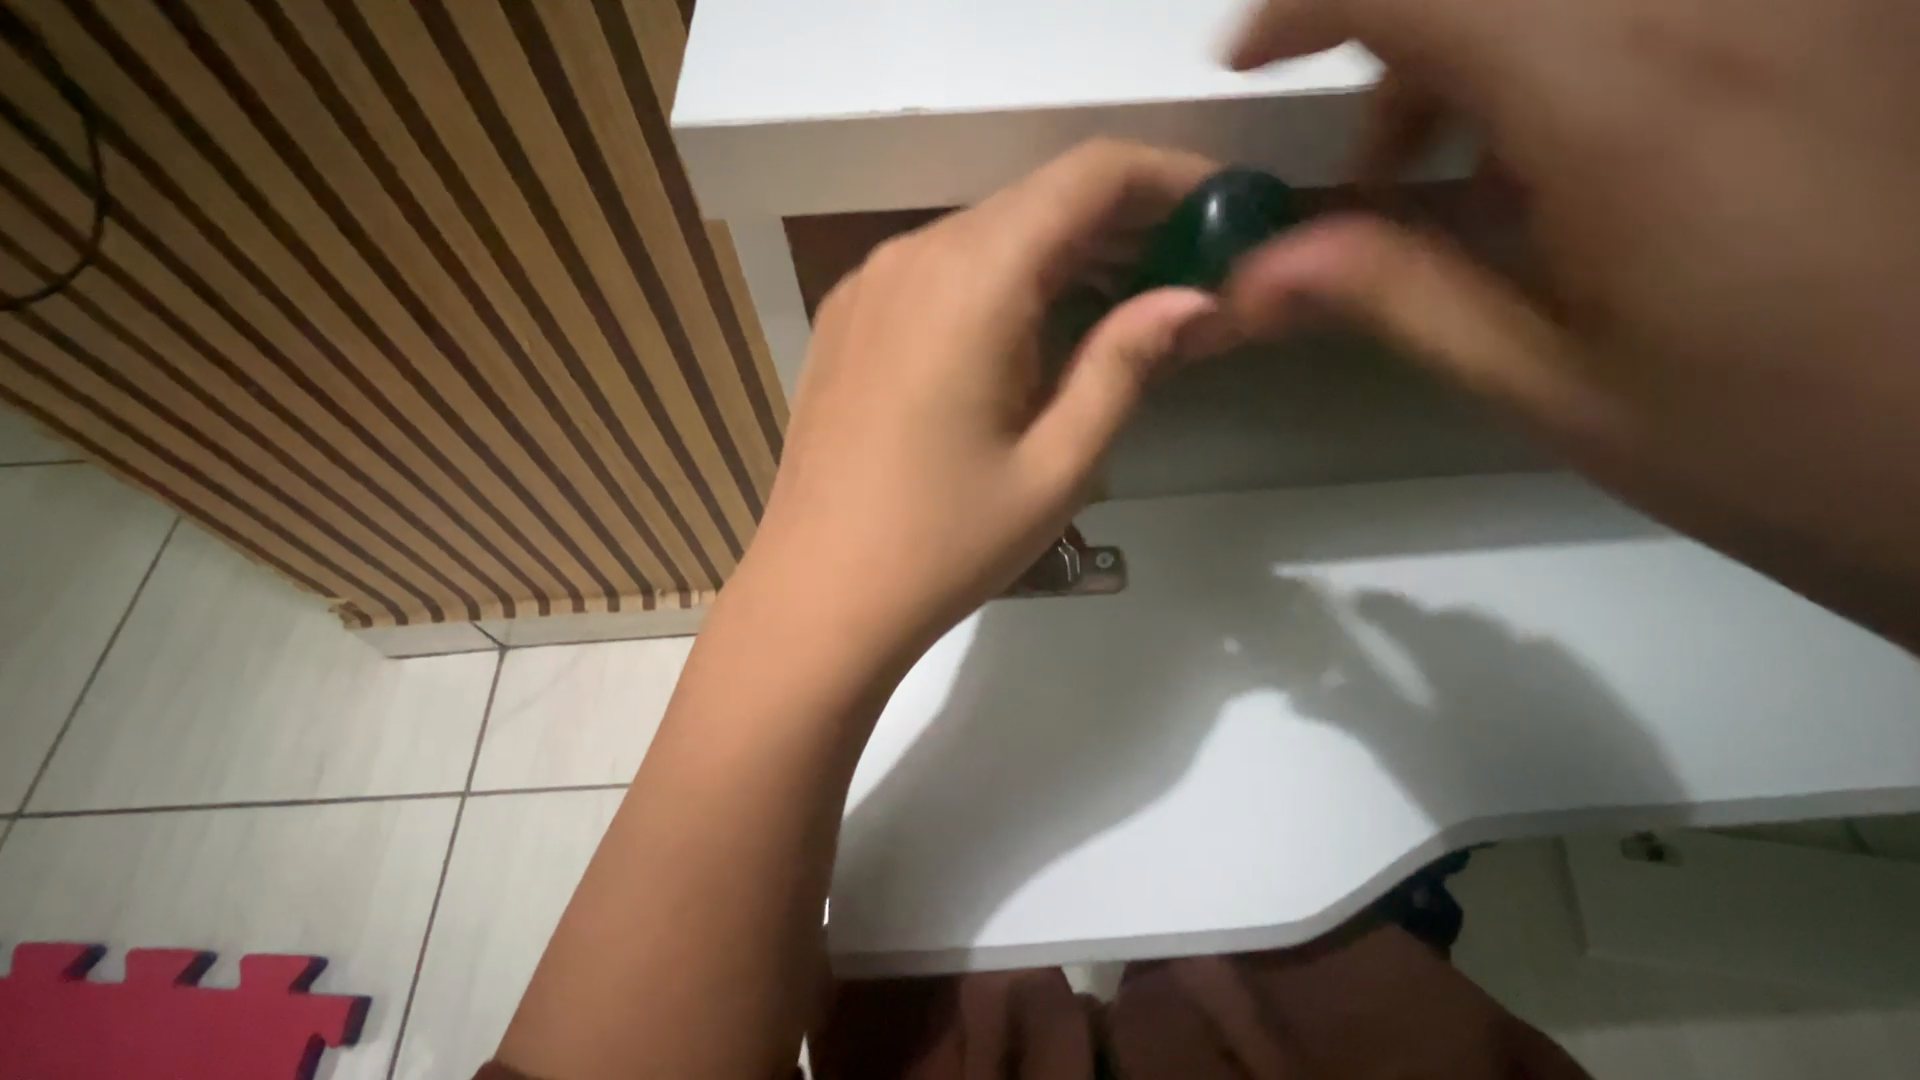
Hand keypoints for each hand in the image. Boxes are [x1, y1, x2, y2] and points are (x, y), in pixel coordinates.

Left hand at [738, 140, 1221, 664]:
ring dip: (1063, 255)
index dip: (1170, 177)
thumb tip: (1194, 298)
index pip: (1089, 175)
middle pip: (1038, 199)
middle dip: (1123, 222)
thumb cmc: (945, 546)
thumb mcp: (1057, 466)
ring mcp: (869, 283)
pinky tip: (1035, 335)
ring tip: (1126, 308)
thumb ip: (1127, 364)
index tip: (1226, 213)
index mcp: (972, 278)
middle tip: (1189, 274)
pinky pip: (942, 271)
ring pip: (989, 234)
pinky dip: (1003, 281)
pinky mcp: (848, 319)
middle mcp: (912, 254)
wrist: (817, 598)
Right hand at [1227, 0, 1919, 647]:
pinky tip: (1585, 155)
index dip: (1305, 3)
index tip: (1248, 62)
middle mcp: (1730, 4)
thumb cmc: (1786, 441)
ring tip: (1478, 177)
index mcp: (1628, 100)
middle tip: (1378, 171)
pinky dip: (1581, 51)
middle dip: (1400, 45)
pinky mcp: (1860, 14)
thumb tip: (1253, 270)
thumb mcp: (1552, 387)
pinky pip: (1663, 11)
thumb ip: (1397, 298)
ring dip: (1486, 49)